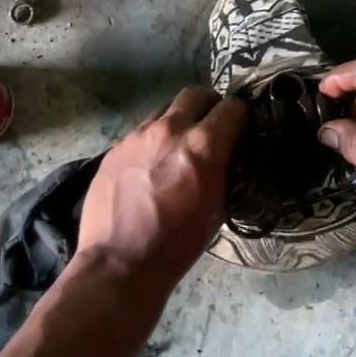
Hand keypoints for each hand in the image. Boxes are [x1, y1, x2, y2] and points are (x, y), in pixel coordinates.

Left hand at [77, 87, 246, 287]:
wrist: (120, 262)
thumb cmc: (178, 243)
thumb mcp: (217, 208)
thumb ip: (225, 171)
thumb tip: (228, 155)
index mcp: (203, 144)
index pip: (232, 108)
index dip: (240, 117)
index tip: (240, 128)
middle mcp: (171, 129)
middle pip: (196, 94)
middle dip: (209, 105)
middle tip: (211, 126)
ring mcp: (138, 135)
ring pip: (166, 110)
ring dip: (178, 121)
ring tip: (177, 146)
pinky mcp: (115, 148)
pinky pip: (141, 132)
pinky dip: (153, 141)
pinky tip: (150, 166)